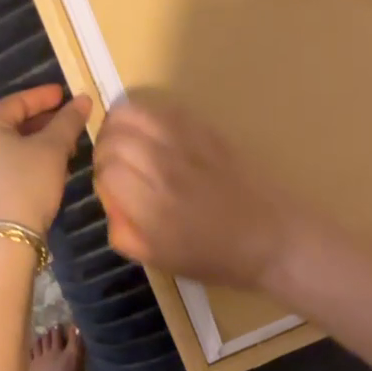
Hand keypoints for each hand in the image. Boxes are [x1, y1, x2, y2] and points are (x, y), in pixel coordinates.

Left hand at [0, 85, 92, 233]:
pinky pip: (15, 166)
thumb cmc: (28, 184)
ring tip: (68, 143)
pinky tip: (55, 168)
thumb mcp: (52, 149)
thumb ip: (68, 121)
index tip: (64, 93)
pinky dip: (35, 160)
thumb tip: (82, 100)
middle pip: (14, 124)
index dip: (41, 96)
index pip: (15, 102)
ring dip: (42, 142)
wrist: (10, 238)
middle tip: (69, 119)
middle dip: (44, 120)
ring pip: (16, 147)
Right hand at [94, 98, 313, 291]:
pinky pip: (164, 109)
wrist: (271, 238)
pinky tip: (152, 134)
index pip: (105, 170)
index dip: (100, 176)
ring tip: (125, 141)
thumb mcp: (158, 261)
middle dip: (104, 148)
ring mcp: (185, 143)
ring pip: (133, 113)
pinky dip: (148, 116)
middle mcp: (163, 167)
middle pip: (113, 136)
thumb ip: (125, 233)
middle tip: (112, 163)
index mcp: (150, 205)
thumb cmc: (214, 258)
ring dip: (120, 124)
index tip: (110, 189)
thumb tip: (111, 206)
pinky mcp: (206, 130)